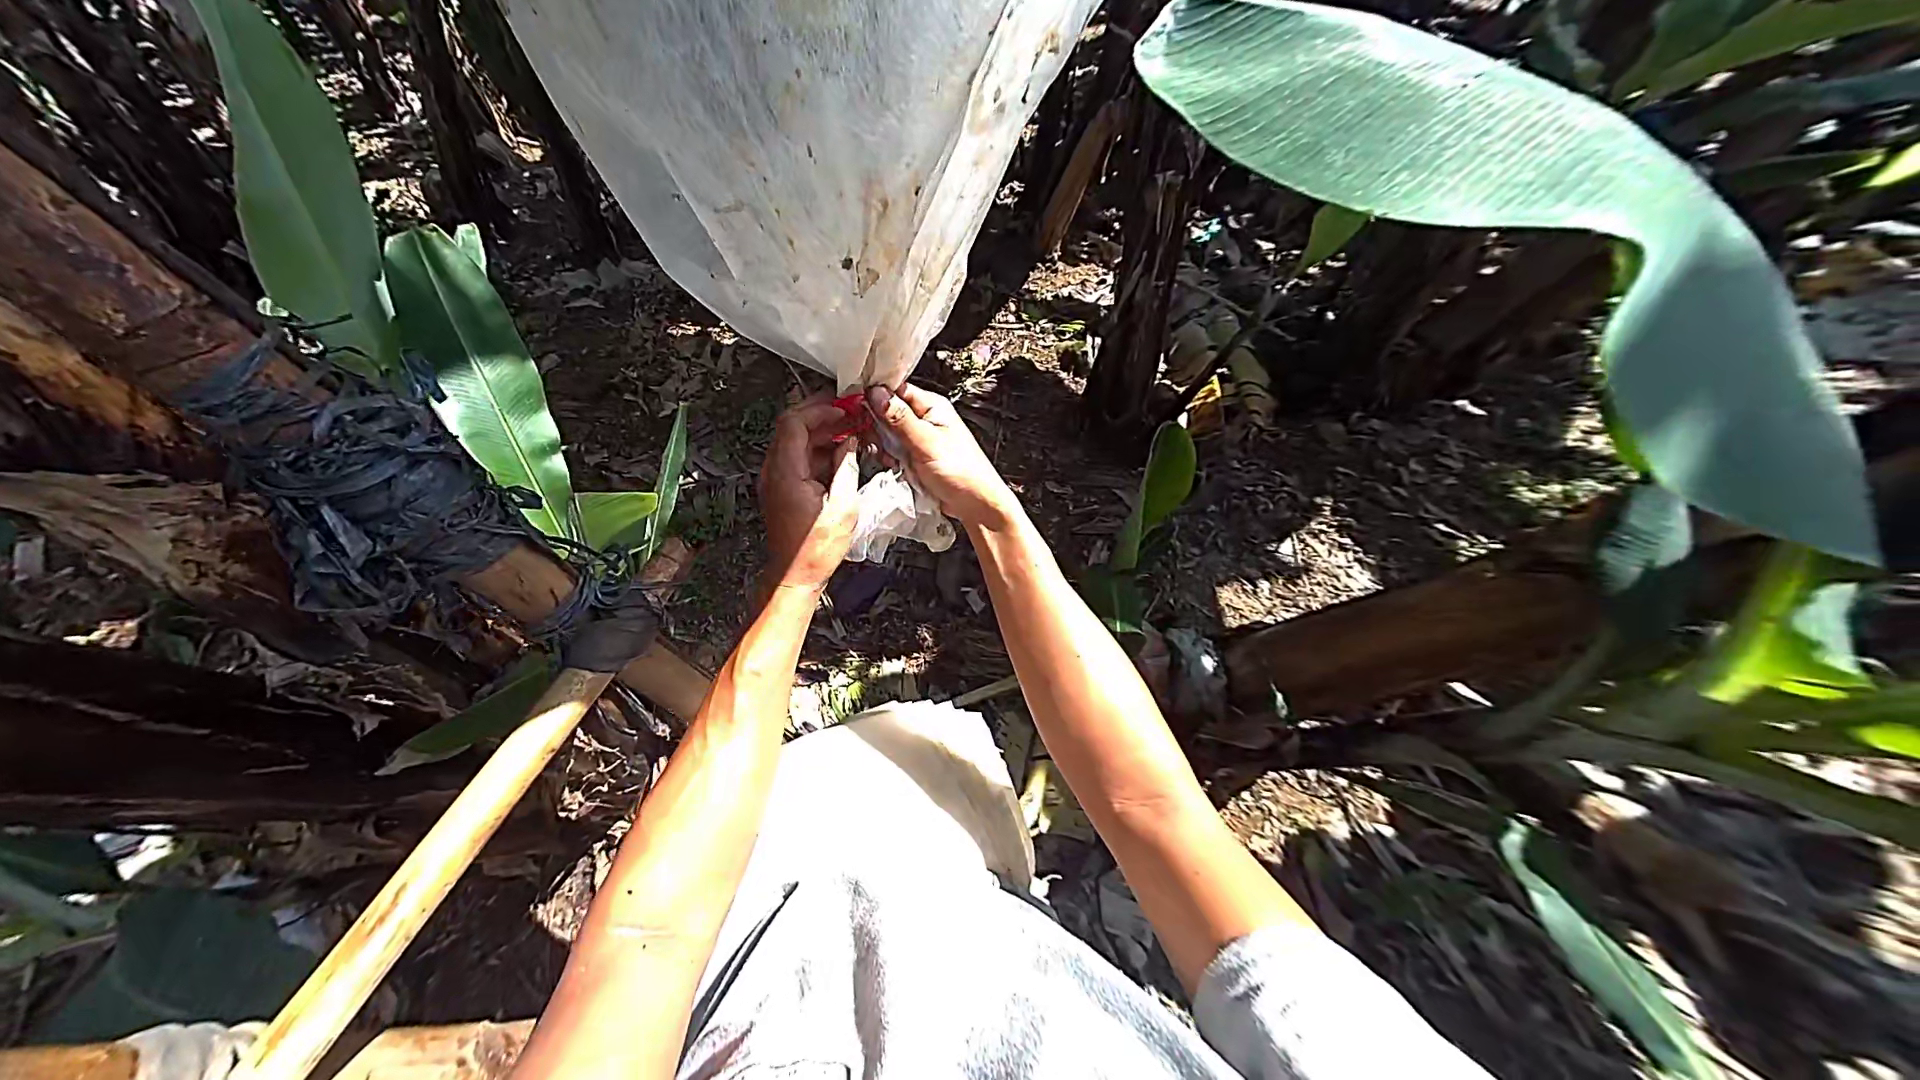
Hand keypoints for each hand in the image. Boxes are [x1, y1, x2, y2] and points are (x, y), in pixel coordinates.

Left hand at [758, 394, 861, 590]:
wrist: (797, 574)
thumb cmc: (816, 549)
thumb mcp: (844, 504)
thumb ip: (847, 466)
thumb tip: (850, 443)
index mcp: (786, 472)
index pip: (794, 423)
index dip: (820, 410)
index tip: (843, 408)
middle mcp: (774, 472)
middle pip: (792, 427)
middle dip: (822, 416)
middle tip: (848, 412)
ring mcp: (776, 480)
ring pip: (796, 442)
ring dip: (822, 433)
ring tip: (850, 432)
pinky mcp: (782, 489)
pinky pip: (799, 458)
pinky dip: (819, 450)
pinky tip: (841, 454)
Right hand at [867, 384, 1015, 528]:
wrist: (975, 505)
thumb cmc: (962, 473)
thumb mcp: (926, 442)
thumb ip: (900, 418)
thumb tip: (877, 394)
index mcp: (932, 406)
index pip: (895, 390)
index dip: (875, 397)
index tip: (859, 409)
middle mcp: (925, 419)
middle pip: (887, 412)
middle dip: (877, 426)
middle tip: (876, 440)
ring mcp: (919, 439)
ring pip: (887, 433)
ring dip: (882, 444)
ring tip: (889, 456)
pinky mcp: (915, 457)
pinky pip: (893, 451)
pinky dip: (888, 457)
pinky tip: (892, 464)